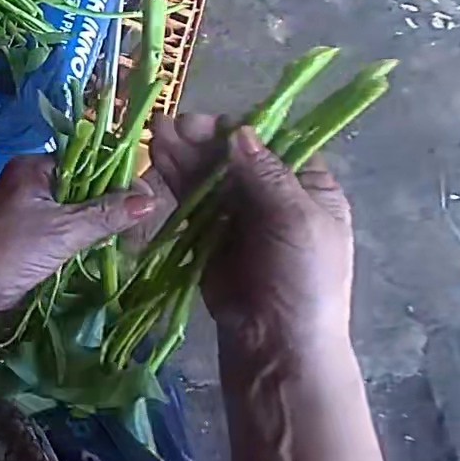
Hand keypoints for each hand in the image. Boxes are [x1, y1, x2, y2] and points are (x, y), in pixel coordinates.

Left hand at [0, 155, 159, 314]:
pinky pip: (65, 222)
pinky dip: (84, 231)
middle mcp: (29, 179)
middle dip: (112, 201)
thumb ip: (108, 214)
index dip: (118, 178)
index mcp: (32, 167)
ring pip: (75, 204)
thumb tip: (152, 200)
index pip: (87, 161)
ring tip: (131, 235)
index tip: (148, 200)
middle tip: (144, 221)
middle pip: (83, 182)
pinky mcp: (28, 227)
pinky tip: (107, 244)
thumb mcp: (65, 230)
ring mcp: (27, 203)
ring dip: (100, 219)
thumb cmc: (13, 249)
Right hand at [148, 114, 353, 353]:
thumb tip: (239, 132)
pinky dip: (171, 175)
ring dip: (180, 150)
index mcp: (305, 185)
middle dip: (200, 138)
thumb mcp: (297, 221)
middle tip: (169, 124)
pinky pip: (187, 194)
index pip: (272, 143)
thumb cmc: (303, 277)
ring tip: (153, 130)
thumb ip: (266, 175)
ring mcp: (234, 210)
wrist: (274, 337)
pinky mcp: (204, 227)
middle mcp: (269, 192)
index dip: (239, 130)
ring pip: (205, 171)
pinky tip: (155, 156)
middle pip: (231, 154)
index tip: (207, 125)